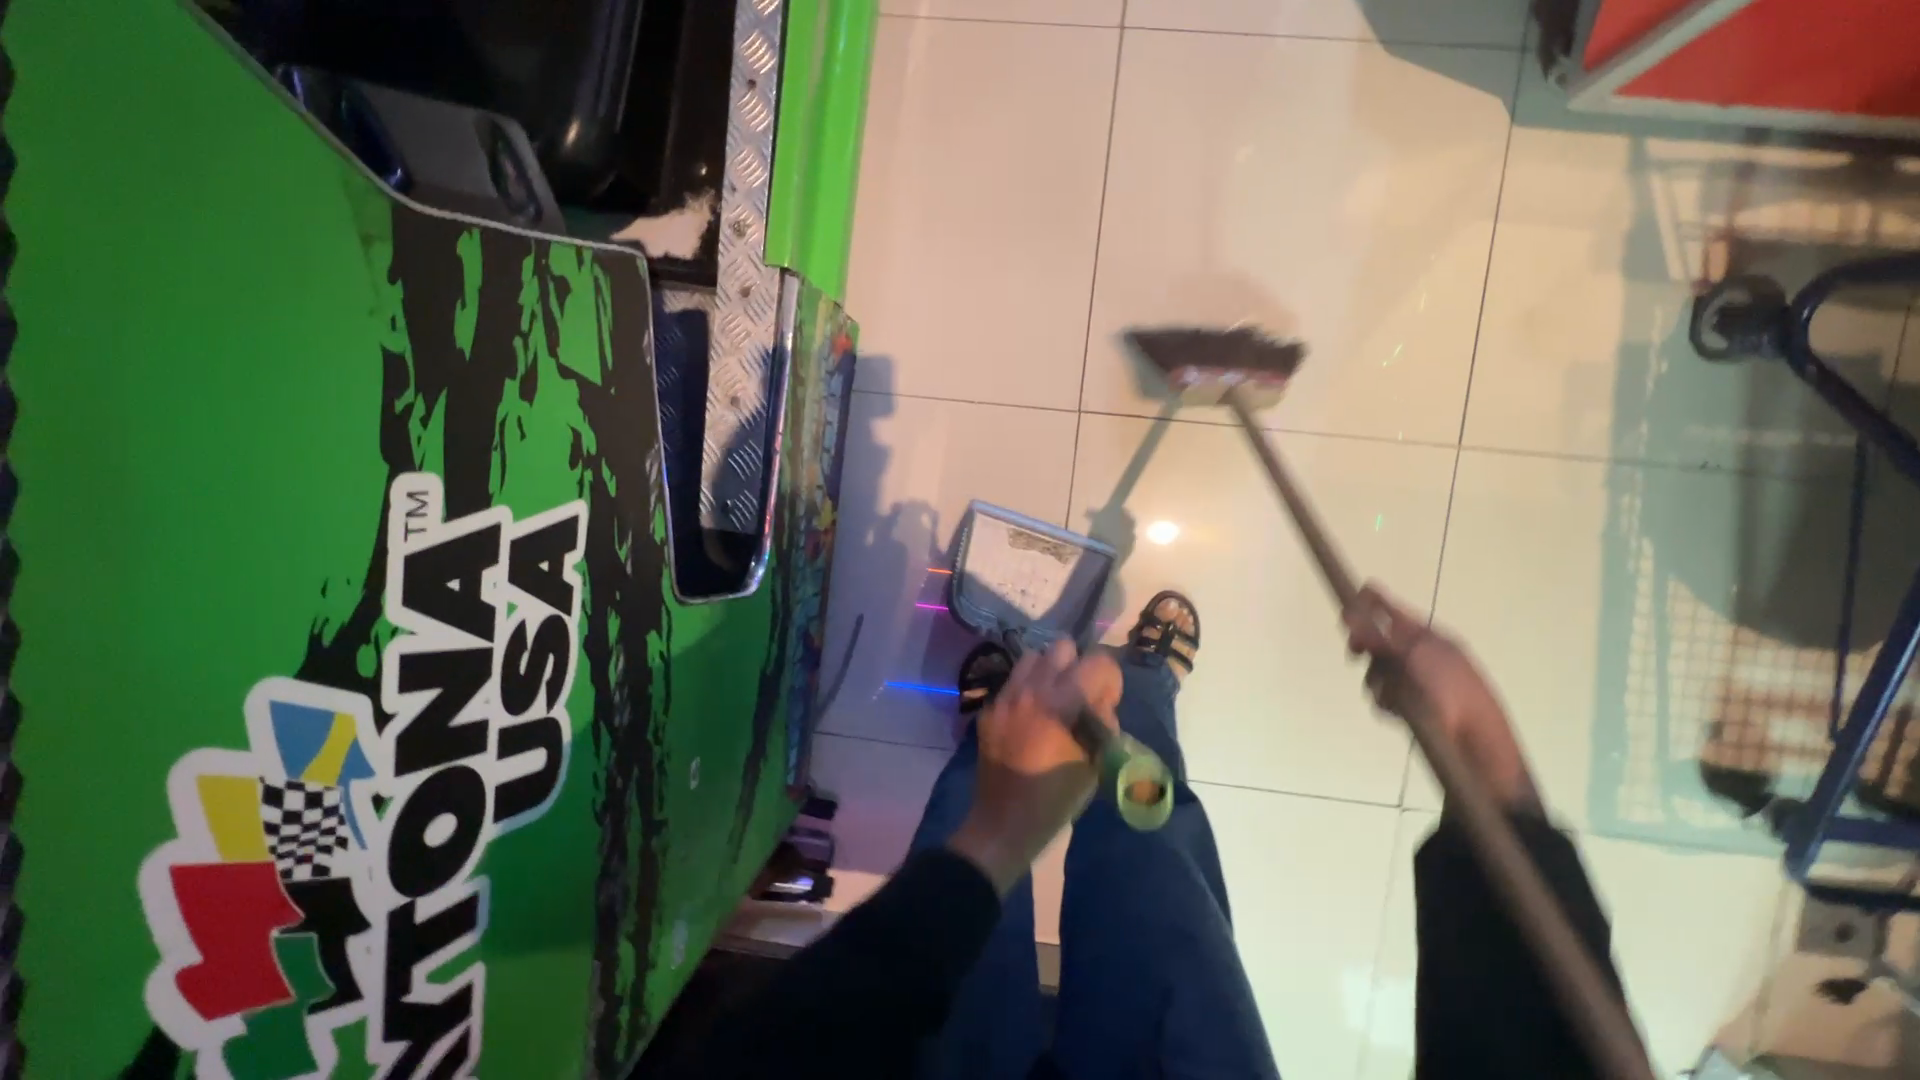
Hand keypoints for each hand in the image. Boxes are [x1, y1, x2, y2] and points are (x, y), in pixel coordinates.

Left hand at [947, 641, 1122, 894]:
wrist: (1005, 823)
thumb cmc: (1057, 798)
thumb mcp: (1096, 761)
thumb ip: (1103, 722)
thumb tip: (1100, 701)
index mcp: (1063, 702)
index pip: (1099, 661)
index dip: (1109, 680)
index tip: (1107, 702)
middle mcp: (1032, 689)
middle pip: (1063, 647)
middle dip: (1077, 666)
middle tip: (1080, 696)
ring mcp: (1006, 696)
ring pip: (1033, 658)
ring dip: (1048, 672)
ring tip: (1053, 701)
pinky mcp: (989, 708)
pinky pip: (1012, 682)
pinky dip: (1025, 690)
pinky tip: (1029, 719)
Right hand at [1343, 584, 1539, 812]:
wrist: (1475, 732)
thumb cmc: (1450, 684)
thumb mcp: (1413, 653)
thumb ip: (1378, 636)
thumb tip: (1348, 614)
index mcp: (1422, 634)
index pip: (1389, 608)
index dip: (1365, 604)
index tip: (1346, 609)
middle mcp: (1413, 653)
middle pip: (1373, 641)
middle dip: (1365, 650)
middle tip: (1355, 653)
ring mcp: (1410, 679)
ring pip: (1374, 672)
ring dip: (1379, 682)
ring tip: (1397, 694)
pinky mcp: (1407, 704)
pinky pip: (1381, 697)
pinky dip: (1386, 702)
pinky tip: (1400, 710)